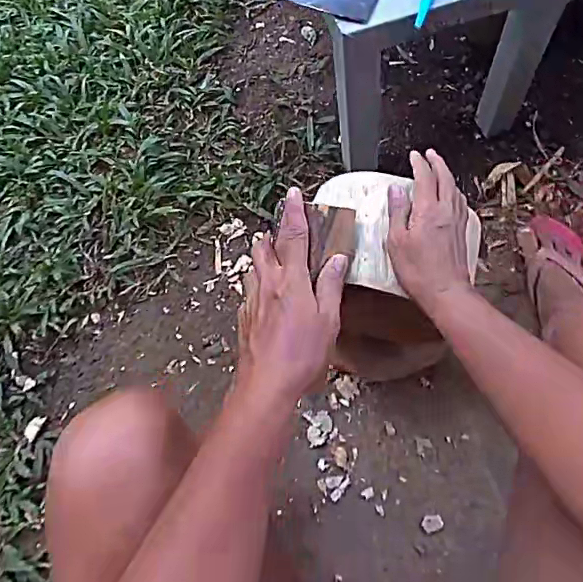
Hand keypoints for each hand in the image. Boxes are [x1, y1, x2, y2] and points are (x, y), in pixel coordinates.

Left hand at [236, 187, 349, 406]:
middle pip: (266, 246)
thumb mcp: (328, 319)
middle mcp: (268, 284)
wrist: (265, 386)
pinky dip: (259, 280)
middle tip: (282, 223)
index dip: (294, 213)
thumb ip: (331, 285)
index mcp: (292, 280)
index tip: (294, 195)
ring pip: (255, 266)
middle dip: (274, 231)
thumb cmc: (301, 355)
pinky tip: (265, 289)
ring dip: (263, 253)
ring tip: (271, 249)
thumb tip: (337, 259)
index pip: (293, 236)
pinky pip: (250, 288)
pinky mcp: (245, 317)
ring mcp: (253, 300)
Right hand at [386, 149, 472, 313]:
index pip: (425, 177)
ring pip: (455, 189)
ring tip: (440, 170)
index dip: (419, 163)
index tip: (414, 156)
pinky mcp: (463, 231)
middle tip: (430, 154)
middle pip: (445, 177)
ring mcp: (458, 220)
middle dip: (437, 162)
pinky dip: (454, 191)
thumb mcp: (397, 242)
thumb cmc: (420, 273)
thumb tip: (396, 191)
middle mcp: (447, 211)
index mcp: (428, 210)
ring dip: (447, 175)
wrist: (447, 293)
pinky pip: (461, 202)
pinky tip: (452, 196)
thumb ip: (397, 212)